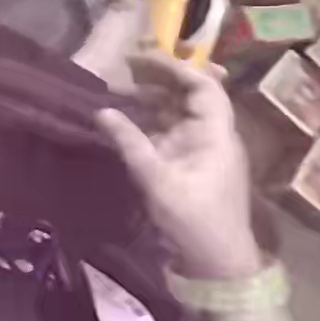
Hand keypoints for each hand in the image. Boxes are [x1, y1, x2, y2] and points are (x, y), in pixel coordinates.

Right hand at [96, 52, 263, 281]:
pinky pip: (169, 130)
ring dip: (150, 99)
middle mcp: (211, 134)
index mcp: (215, 133)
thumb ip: (130, 142)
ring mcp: (200, 148)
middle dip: (158, 79)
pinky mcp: (189, 162)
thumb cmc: (195, 218)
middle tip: (123, 70)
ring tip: (117, 91)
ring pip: (177, 111)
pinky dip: (148, 120)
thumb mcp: (157, 179)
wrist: (217, 260)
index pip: (203, 87)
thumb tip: (102, 111)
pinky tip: (126, 118)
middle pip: (189, 94)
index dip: (175, 68)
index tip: (141, 60)